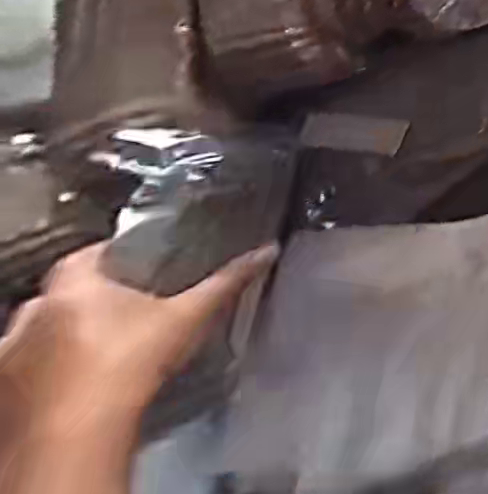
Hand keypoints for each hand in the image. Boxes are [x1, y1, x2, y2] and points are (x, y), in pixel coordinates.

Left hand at [0, 242, 276, 439]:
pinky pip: (24, 365)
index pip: (82, 256)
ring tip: (106, 336)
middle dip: (88, 295)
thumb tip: (267, 251)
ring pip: (36, 332)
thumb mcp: (192, 314)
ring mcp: (10, 359)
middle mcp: (29, 320)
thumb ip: (227, 280)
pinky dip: (48, 363)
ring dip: (63, 331)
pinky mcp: (4, 391)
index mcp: (72, 292)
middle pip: (58, 294)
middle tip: (128, 298)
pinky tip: (80, 370)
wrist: (75, 430)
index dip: (109, 252)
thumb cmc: (131, 360)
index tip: (136, 255)